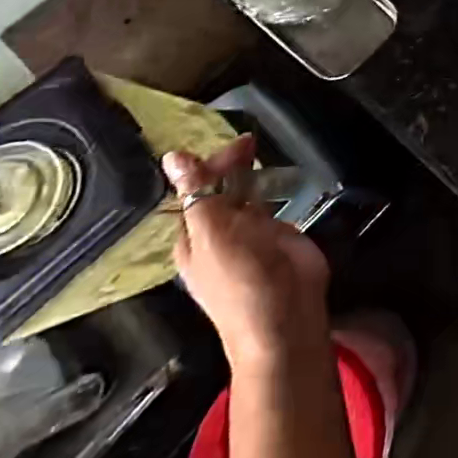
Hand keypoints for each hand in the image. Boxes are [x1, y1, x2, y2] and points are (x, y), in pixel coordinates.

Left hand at [164, 136, 331, 373]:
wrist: (285, 317)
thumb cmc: (241, 281)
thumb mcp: (213, 234)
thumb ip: (198, 193)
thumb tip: (172, 156)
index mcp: (193, 235)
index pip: (196, 189)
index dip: (213, 163)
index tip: (239, 142)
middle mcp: (219, 232)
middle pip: (221, 189)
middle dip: (230, 164)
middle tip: (252, 140)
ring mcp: (251, 233)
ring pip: (245, 195)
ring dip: (250, 174)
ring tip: (261, 149)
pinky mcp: (280, 236)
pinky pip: (271, 206)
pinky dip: (273, 189)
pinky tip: (278, 175)